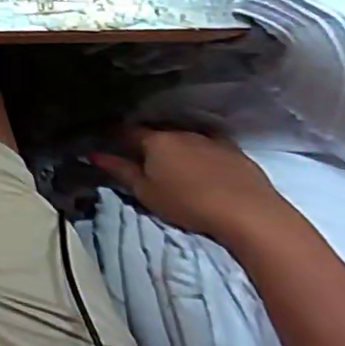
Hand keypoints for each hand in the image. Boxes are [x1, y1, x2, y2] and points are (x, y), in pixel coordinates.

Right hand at [89, 129, 300, 245]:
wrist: (250, 214)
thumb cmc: (188, 204)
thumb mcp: (146, 192)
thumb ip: (120, 171)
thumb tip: (94, 154)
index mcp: (155, 141)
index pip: (127, 131)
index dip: (115, 136)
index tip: (107, 143)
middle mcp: (181, 133)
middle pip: (156, 132)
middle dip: (146, 141)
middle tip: (140, 157)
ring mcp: (210, 140)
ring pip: (184, 137)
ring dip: (175, 146)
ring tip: (172, 163)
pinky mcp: (235, 151)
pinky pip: (209, 145)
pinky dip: (200, 151)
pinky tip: (203, 164)